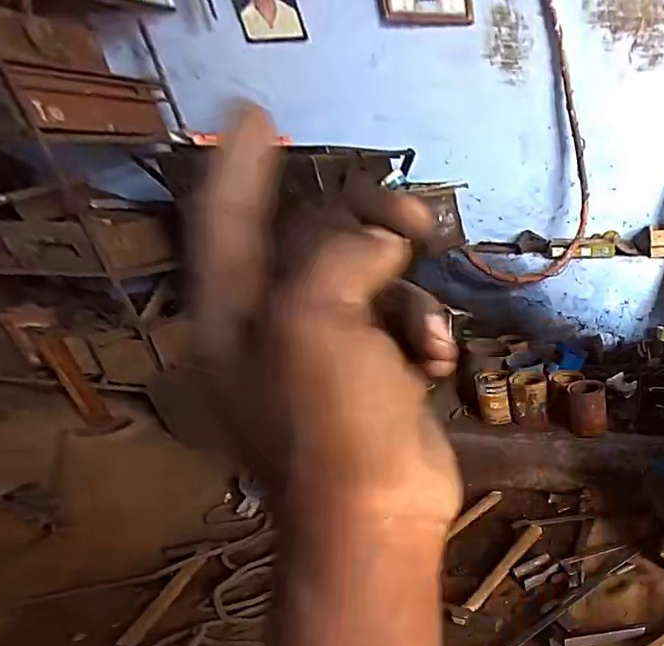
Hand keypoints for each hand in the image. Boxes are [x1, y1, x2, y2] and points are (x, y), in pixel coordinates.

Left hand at [187, 103, 461, 529]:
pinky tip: (437, 368)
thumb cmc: (330, 421)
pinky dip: (426, 345)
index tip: (256, 113)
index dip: (240, 164)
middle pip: (320, 247)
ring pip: (378, 292)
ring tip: (431, 345)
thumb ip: (342, 254)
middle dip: (368, 229)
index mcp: (233, 311)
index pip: (226, 217)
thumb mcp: (319, 320)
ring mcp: (336, 359)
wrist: (378, 513)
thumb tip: (386, 232)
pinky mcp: (386, 384)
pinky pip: (408, 336)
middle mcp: (278, 327)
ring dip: (414, 309)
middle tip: (417, 216)